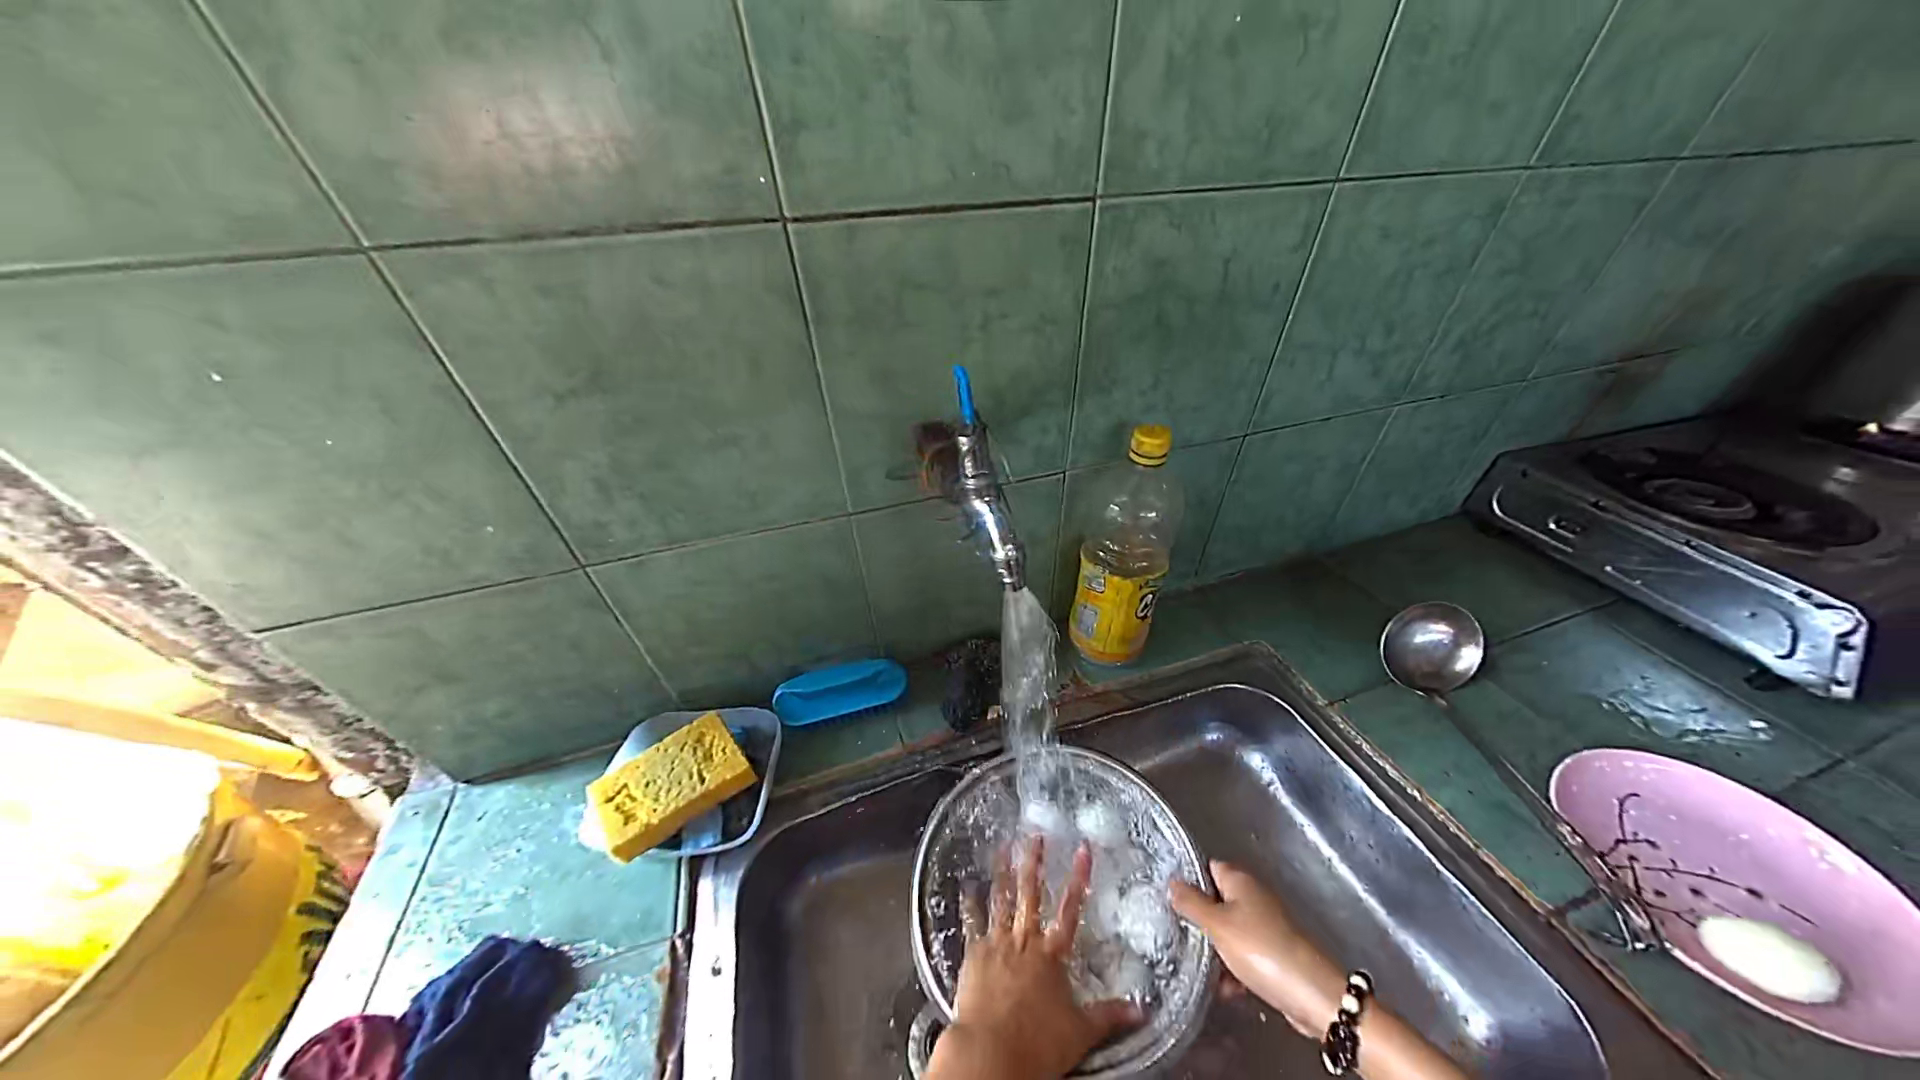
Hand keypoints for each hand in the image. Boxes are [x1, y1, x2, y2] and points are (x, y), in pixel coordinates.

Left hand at [926, 837, 1141, 1079]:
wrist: (991, 1051)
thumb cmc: (1038, 1044)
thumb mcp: (1081, 1032)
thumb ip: (1110, 1016)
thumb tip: (1142, 1011)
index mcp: (1052, 954)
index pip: (1071, 908)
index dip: (1079, 877)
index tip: (1083, 850)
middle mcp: (1025, 940)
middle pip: (1031, 893)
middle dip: (1035, 862)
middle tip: (1036, 836)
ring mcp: (997, 943)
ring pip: (1001, 899)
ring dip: (1002, 871)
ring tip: (1003, 846)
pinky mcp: (974, 954)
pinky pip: (972, 922)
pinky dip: (969, 903)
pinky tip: (967, 885)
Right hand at [1169, 860, 1344, 1036]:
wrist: (1313, 995)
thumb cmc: (1261, 950)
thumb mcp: (1217, 925)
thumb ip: (1191, 903)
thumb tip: (1172, 882)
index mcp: (1241, 880)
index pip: (1207, 867)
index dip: (1189, 880)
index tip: (1172, 899)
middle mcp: (1254, 896)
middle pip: (1217, 900)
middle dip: (1201, 920)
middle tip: (1181, 934)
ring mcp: (1267, 925)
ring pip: (1229, 930)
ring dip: (1216, 948)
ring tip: (1202, 967)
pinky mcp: (1275, 952)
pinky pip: (1245, 952)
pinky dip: (1234, 967)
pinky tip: (1227, 987)